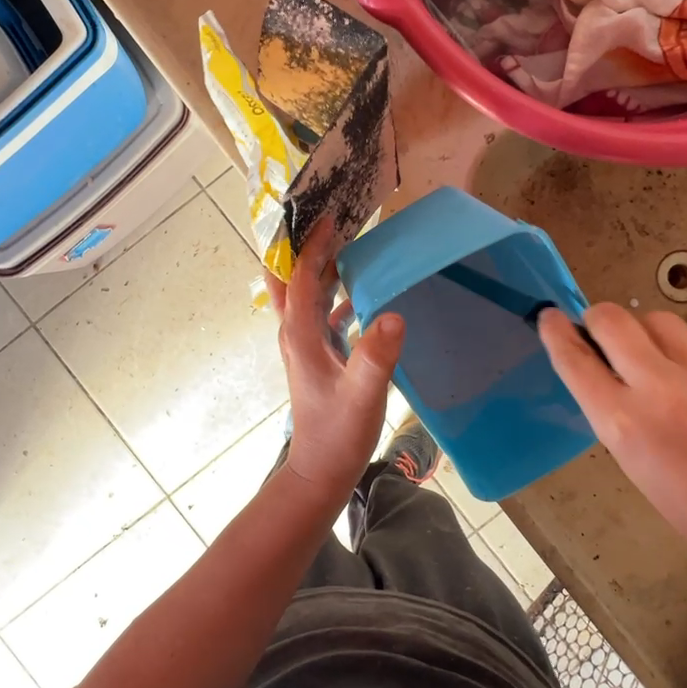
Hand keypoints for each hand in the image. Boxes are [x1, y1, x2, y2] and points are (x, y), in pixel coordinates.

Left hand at [265, 219, 404, 498]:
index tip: (331, 214)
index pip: (301, 276)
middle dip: (304, 248)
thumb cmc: (338, 434)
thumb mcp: (362, 396)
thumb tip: (393, 315)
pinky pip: (324, 312)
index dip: (313, 245)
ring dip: (322, 267)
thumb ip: (375, 358)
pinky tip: (365, 290)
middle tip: (331, 219)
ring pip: (308, 294)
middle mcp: (297, 333)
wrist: (321, 473)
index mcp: (301, 334)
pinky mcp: (320, 356)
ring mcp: (307, 344)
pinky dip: (338, 294)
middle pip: (293, 279)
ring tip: (351, 241)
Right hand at [535, 303, 686, 548]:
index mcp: (624, 423)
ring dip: (647, 333)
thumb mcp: (633, 461)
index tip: (551, 317)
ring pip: (659, 319)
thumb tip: (604, 364)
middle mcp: (662, 388)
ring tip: (661, 360)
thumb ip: (614, 409)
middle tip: (604, 331)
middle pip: (613, 319)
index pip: (575, 359)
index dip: (556, 332)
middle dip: (599, 319)